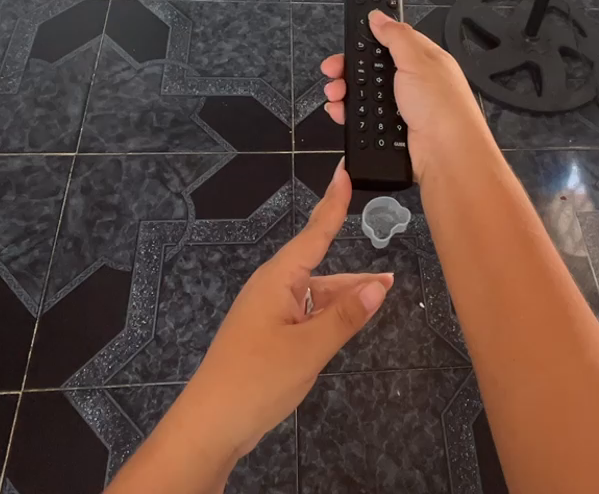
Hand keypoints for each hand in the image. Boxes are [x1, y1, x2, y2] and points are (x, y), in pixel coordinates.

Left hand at [168, 162, 391, 459]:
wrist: (209, 426)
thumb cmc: (256, 379)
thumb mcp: (308, 349)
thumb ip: (345, 317)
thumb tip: (379, 286)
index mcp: (278, 279)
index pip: (314, 232)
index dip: (333, 203)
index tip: (344, 172)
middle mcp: (273, 287)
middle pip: (320, 267)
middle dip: (354, 271)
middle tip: (388, 272)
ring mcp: (269, 312)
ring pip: (315, 294)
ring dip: (345, 297)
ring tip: (382, 295)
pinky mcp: (268, 334)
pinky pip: (306, 313)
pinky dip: (330, 315)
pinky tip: (349, 321)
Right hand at [320, 9, 494, 185]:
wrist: (447, 155)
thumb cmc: (442, 106)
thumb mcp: (417, 60)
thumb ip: (396, 36)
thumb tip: (378, 16)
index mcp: (423, 59)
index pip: (390, 42)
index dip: (368, 39)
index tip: (347, 40)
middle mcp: (413, 82)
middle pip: (372, 69)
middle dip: (349, 68)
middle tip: (332, 71)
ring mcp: (402, 107)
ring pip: (365, 93)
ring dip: (346, 92)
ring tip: (334, 94)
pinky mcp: (392, 129)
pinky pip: (364, 117)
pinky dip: (349, 114)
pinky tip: (339, 112)